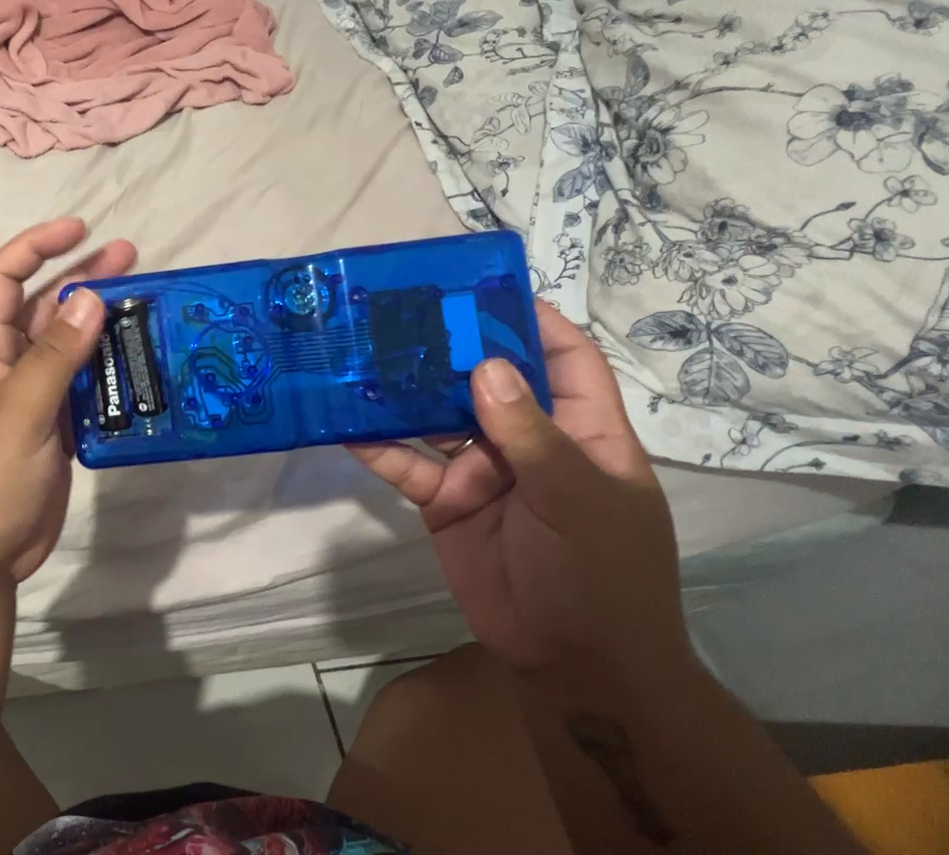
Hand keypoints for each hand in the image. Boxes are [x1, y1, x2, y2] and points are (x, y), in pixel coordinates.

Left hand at [0, 218, 136, 583]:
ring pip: (68, 345)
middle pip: (43, 306)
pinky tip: (142, 357)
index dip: (35, 246)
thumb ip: (55, 356)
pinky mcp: (54, 427)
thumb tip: (87, 296)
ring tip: (147, 300)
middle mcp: (6, 365)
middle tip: (133, 256)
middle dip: (82, 276)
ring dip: (102, 322)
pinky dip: (110, 367)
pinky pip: (84, 384)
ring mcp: (32, 397)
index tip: (80, 227)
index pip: (2, 280)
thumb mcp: (19, 412)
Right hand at [349, 300, 690, 678]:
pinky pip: (408, 466)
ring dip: (404, 394)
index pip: (565, 360)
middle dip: (449, 350)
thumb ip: (532, 435)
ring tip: (360, 358)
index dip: (533, 322)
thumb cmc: (602, 574)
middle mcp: (530, 442)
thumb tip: (486, 367)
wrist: (572, 661)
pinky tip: (346, 426)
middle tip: (399, 314)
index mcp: (584, 433)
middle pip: (488, 382)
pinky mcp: (445, 501)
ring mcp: (483, 470)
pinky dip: (378, 449)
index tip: (484, 287)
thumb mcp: (578, 500)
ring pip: (437, 419)